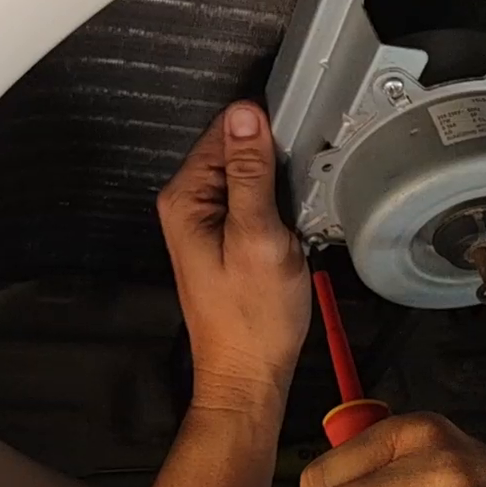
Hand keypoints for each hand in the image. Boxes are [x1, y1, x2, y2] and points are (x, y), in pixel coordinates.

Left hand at [157, 101, 311, 406]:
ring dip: (276, 182)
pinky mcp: (225, 234)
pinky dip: (275, 202)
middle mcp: (188, 202)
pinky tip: (289, 223)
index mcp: (186, 196)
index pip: (224, 131)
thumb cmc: (253, 316)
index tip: (295, 149)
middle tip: (299, 189)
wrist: (249, 372)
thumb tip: (245, 115)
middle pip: (235, 149)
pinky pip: (252, 198)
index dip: (264, 132)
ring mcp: (205, 219)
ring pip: (248, 173)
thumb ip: (251, 174)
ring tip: (295, 210)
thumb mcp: (258, 236)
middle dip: (272, 159)